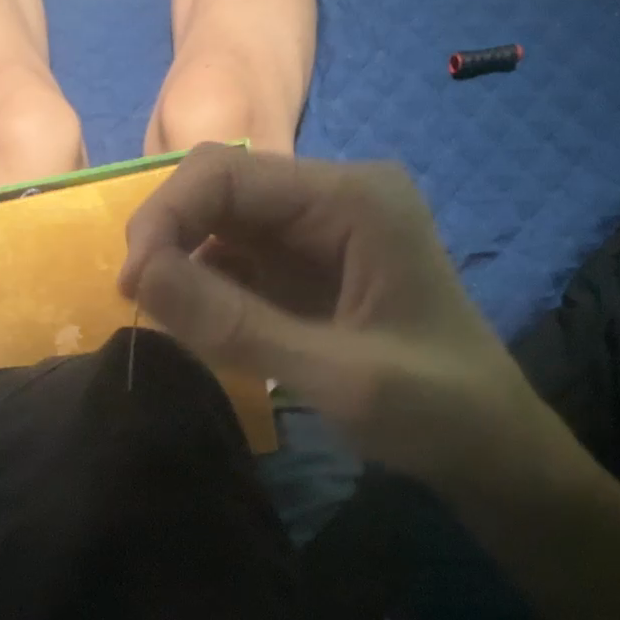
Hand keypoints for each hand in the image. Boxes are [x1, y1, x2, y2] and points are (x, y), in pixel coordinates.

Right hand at [119, 144, 566, 488]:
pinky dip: (205, 288)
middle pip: (219, 190)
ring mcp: (320, 234)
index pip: (227, 173)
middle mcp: (333, 199)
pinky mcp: (308, 270)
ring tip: (168, 322)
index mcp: (352, 198)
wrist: (488, 447)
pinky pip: (237, 261)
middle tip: (137, 303)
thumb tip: (137, 276)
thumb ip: (235, 325)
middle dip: (168, 237)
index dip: (165, 217)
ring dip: (182, 264)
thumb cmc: (433, 409)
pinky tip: (199, 327)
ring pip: (221, 225)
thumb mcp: (336, 374)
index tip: (131, 286)